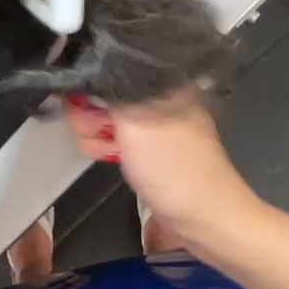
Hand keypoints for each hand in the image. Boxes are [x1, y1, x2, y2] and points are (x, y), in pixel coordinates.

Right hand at [65, 88, 256, 240]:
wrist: (206, 219)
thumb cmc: (174, 169)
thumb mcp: (136, 123)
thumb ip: (110, 94)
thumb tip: (88, 71)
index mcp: (162, 81)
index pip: (110, 69)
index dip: (88, 85)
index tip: (82, 105)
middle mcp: (157, 96)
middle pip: (103, 93)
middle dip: (91, 116)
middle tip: (103, 134)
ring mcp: (152, 122)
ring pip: (105, 117)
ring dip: (96, 136)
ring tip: (110, 152)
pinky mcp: (148, 145)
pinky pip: (116, 137)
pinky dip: (107, 147)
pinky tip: (111, 158)